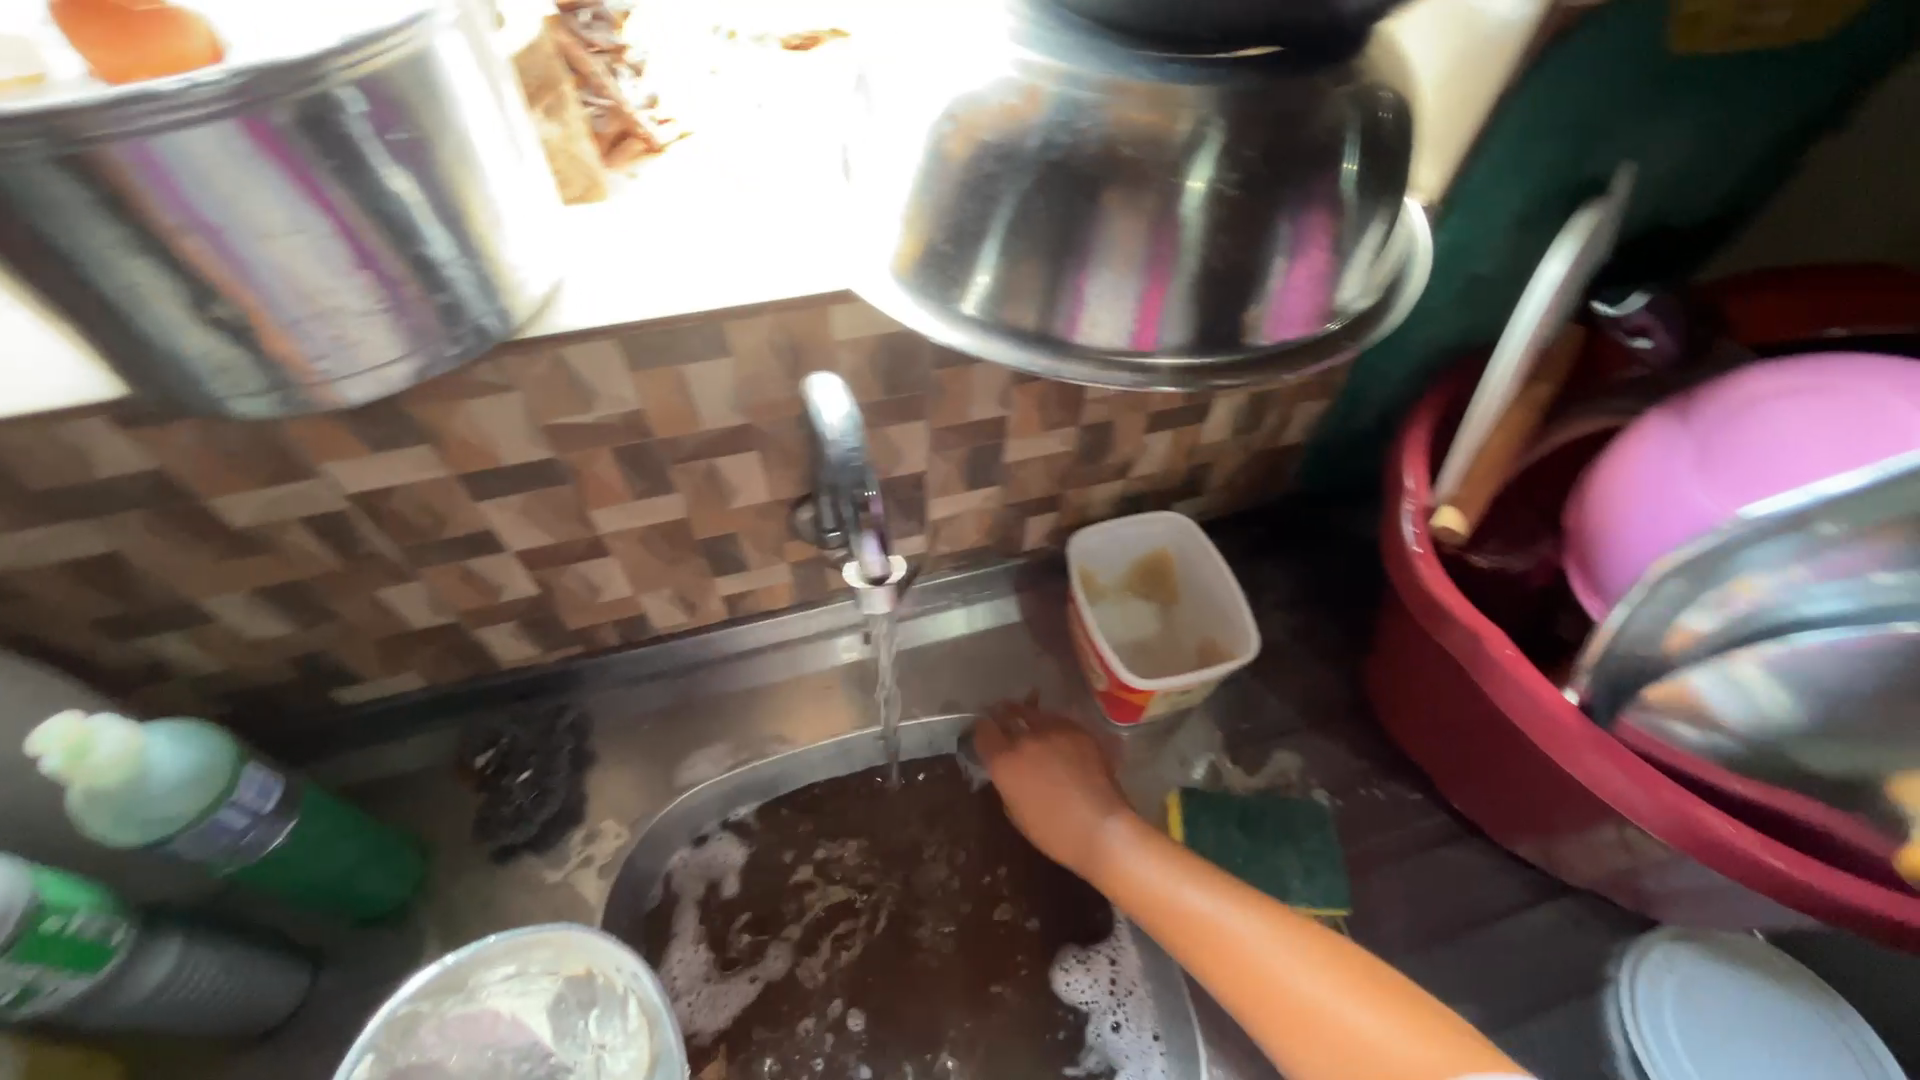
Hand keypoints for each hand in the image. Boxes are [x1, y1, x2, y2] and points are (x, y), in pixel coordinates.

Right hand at [975, 697, 1139, 881]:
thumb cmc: (1054, 833)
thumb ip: (1006, 782)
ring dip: (1029, 716)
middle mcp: (1024, 739)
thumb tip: (1009, 770)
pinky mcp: (1079, 730)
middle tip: (1003, 717)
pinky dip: (1054, 725)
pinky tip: (1058, 735)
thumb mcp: (1015, 811)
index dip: (982, 731)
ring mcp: (1053, 730)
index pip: (983, 730)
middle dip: (1003, 716)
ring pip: (1034, 713)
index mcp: (1003, 761)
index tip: (986, 734)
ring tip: (1030, 718)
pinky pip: (1059, 721)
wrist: (1101, 827)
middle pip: (1007, 714)